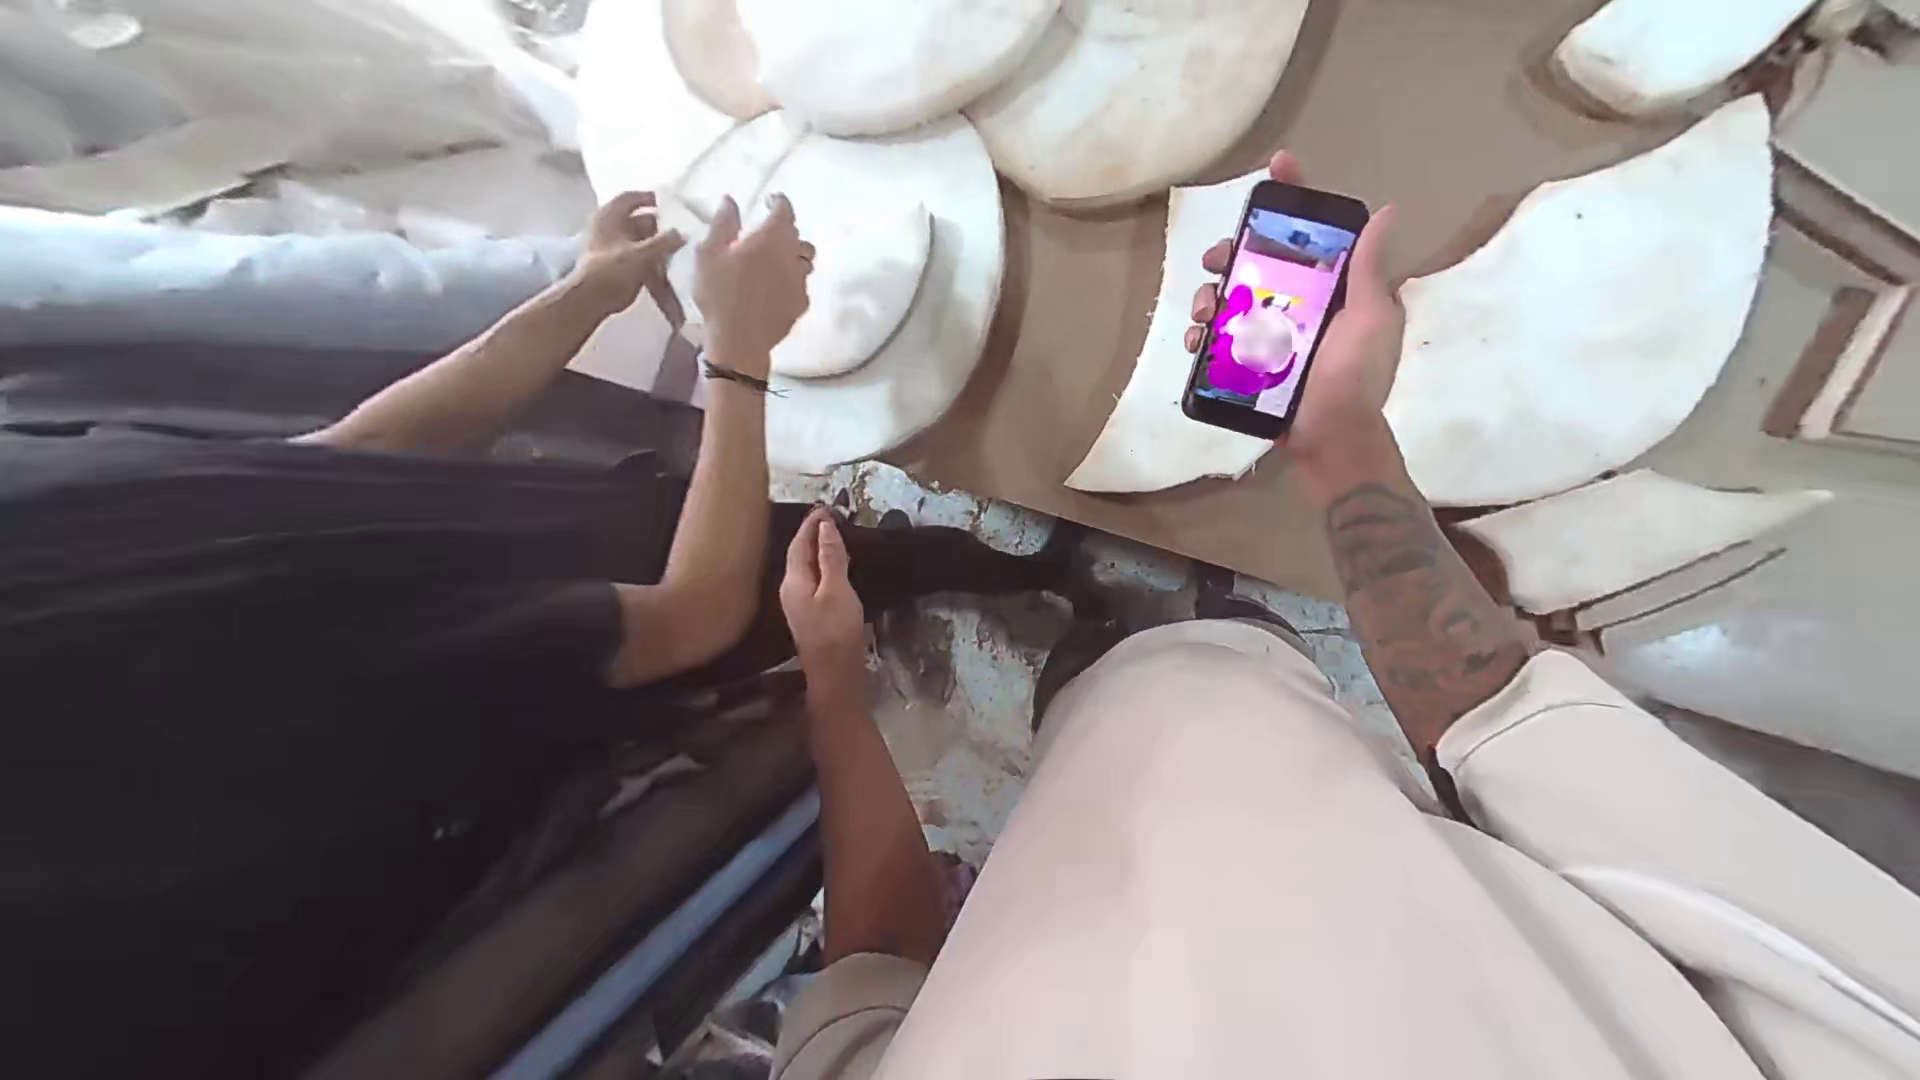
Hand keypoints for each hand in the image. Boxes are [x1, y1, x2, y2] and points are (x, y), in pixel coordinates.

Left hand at [572, 191, 686, 319]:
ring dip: (658, 244)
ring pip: (641, 240)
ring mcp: (614, 247)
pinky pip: (640, 256)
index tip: (669, 203)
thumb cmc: (613, 270)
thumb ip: (663, 242)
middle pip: (638, 220)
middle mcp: (611, 228)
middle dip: (660, 226)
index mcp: (610, 216)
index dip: (648, 198)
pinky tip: (669, 265)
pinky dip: (653, 259)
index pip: (630, 198)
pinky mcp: (619, 265)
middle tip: (681, 230)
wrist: (592, 298)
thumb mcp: (641, 253)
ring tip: (680, 249)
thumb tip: (681, 233)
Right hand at [695, 194, 814, 378]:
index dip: (779, 202)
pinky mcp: (801, 305)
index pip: (785, 212)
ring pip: (805, 261)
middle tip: (768, 234)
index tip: (770, 200)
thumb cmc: (719, 295)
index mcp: (770, 240)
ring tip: (775, 260)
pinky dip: (793, 279)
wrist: (740, 341)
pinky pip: (802, 284)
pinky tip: (777, 286)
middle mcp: (791, 259)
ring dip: (793, 255)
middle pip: (798, 237)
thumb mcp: (709, 254)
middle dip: (786, 230)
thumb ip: (723, 224)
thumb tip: (730, 201)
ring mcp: (800, 283)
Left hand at [780, 507, 867, 697]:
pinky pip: (812, 578)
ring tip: (832, 534)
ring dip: (816, 548)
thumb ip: (831, 558)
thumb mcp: (837, 590)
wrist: (834, 674)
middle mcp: (790, 589)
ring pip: (805, 567)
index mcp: (794, 581)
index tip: (826, 507)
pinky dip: (822, 565)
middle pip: (798, 554)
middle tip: (830, 516)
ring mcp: (798, 603)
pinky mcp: (809, 613)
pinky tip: (832, 565)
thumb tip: (826, 527)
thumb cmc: (836, 631)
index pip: (799, 543)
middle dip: (812, 534)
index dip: (811, 524)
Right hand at [1186, 152, 1402, 467]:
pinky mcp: (1242, 363)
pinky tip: (1196, 340)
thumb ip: (1368, 273)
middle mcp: (1293, 305)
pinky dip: (1201, 336)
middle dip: (1231, 252)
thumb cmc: (1355, 378)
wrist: (1329, 436)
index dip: (1294, 197)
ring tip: (1203, 309)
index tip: (1277, 167)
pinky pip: (1215, 341)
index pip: (1310, 234)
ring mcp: (1265, 335)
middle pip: (1255, 263)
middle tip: (1217, 259)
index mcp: (1326, 288)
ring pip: (1228, 300)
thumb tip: (1384, 212)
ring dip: (1208, 295)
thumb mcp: (1370, 321)